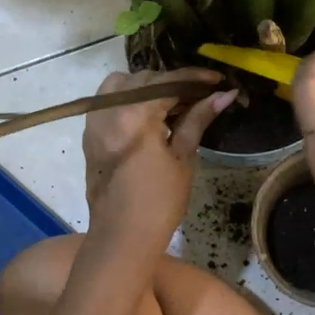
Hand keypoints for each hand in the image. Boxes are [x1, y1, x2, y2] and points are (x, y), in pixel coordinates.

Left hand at [83, 69, 235, 244]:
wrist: (121, 236)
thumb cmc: (159, 202)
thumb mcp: (183, 157)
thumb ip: (198, 119)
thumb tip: (224, 95)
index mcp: (134, 115)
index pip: (167, 82)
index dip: (194, 78)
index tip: (217, 80)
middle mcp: (108, 110)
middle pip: (144, 79)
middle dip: (172, 82)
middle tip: (200, 95)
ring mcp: (94, 121)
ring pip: (122, 85)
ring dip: (148, 87)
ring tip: (173, 103)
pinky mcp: (90, 134)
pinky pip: (109, 101)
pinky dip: (130, 99)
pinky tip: (150, 115)